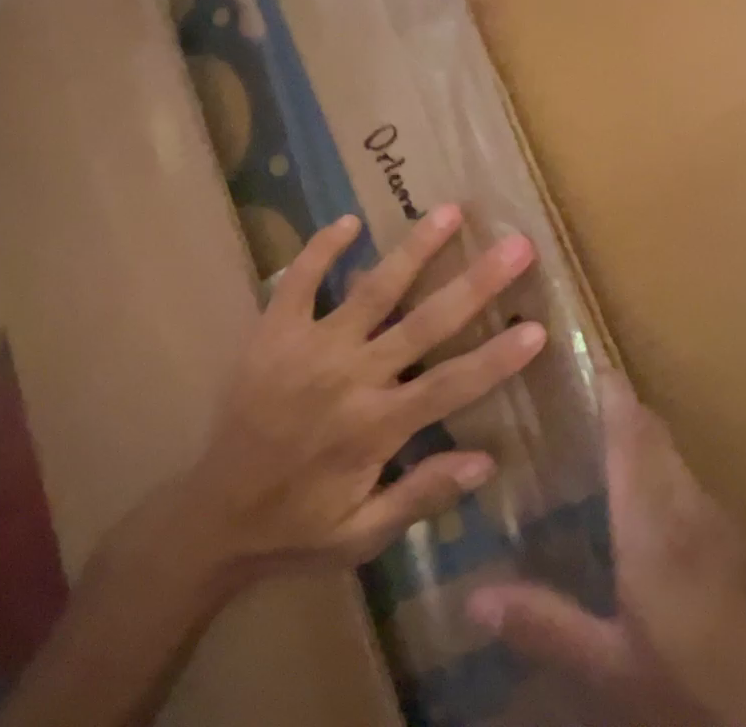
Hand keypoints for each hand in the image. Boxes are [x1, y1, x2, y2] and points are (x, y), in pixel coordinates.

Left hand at [154, 204, 544, 590]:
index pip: (452, 385)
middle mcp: (349, 378)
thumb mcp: (362, 534)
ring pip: (372, 291)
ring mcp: (307, 349)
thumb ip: (421, 496)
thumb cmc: (295, 529)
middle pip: (425, 323)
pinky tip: (347, 221)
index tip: (537, 327)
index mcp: (376, 427)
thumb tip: (485, 462)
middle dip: (476, 283)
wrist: (208, 519)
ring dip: (414, 249)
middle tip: (517, 246)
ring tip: (449, 210)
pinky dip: (320, 251)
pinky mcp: (270, 336)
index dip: (498, 357)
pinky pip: (297, 283)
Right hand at [465, 373, 745, 726]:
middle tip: (564, 396)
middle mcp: (688, 501)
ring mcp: (718, 518)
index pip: (631, 428)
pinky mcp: (733, 539)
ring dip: (636, 437)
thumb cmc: (699, 673)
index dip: (607, 387)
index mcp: (653, 517)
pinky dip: (655, 473)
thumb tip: (474, 596)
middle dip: (614, 405)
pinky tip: (631, 504)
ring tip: (586, 441)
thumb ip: (546, 624)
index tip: (577, 352)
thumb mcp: (612, 664)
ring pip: (671, 456)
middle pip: (652, 432)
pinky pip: (685, 485)